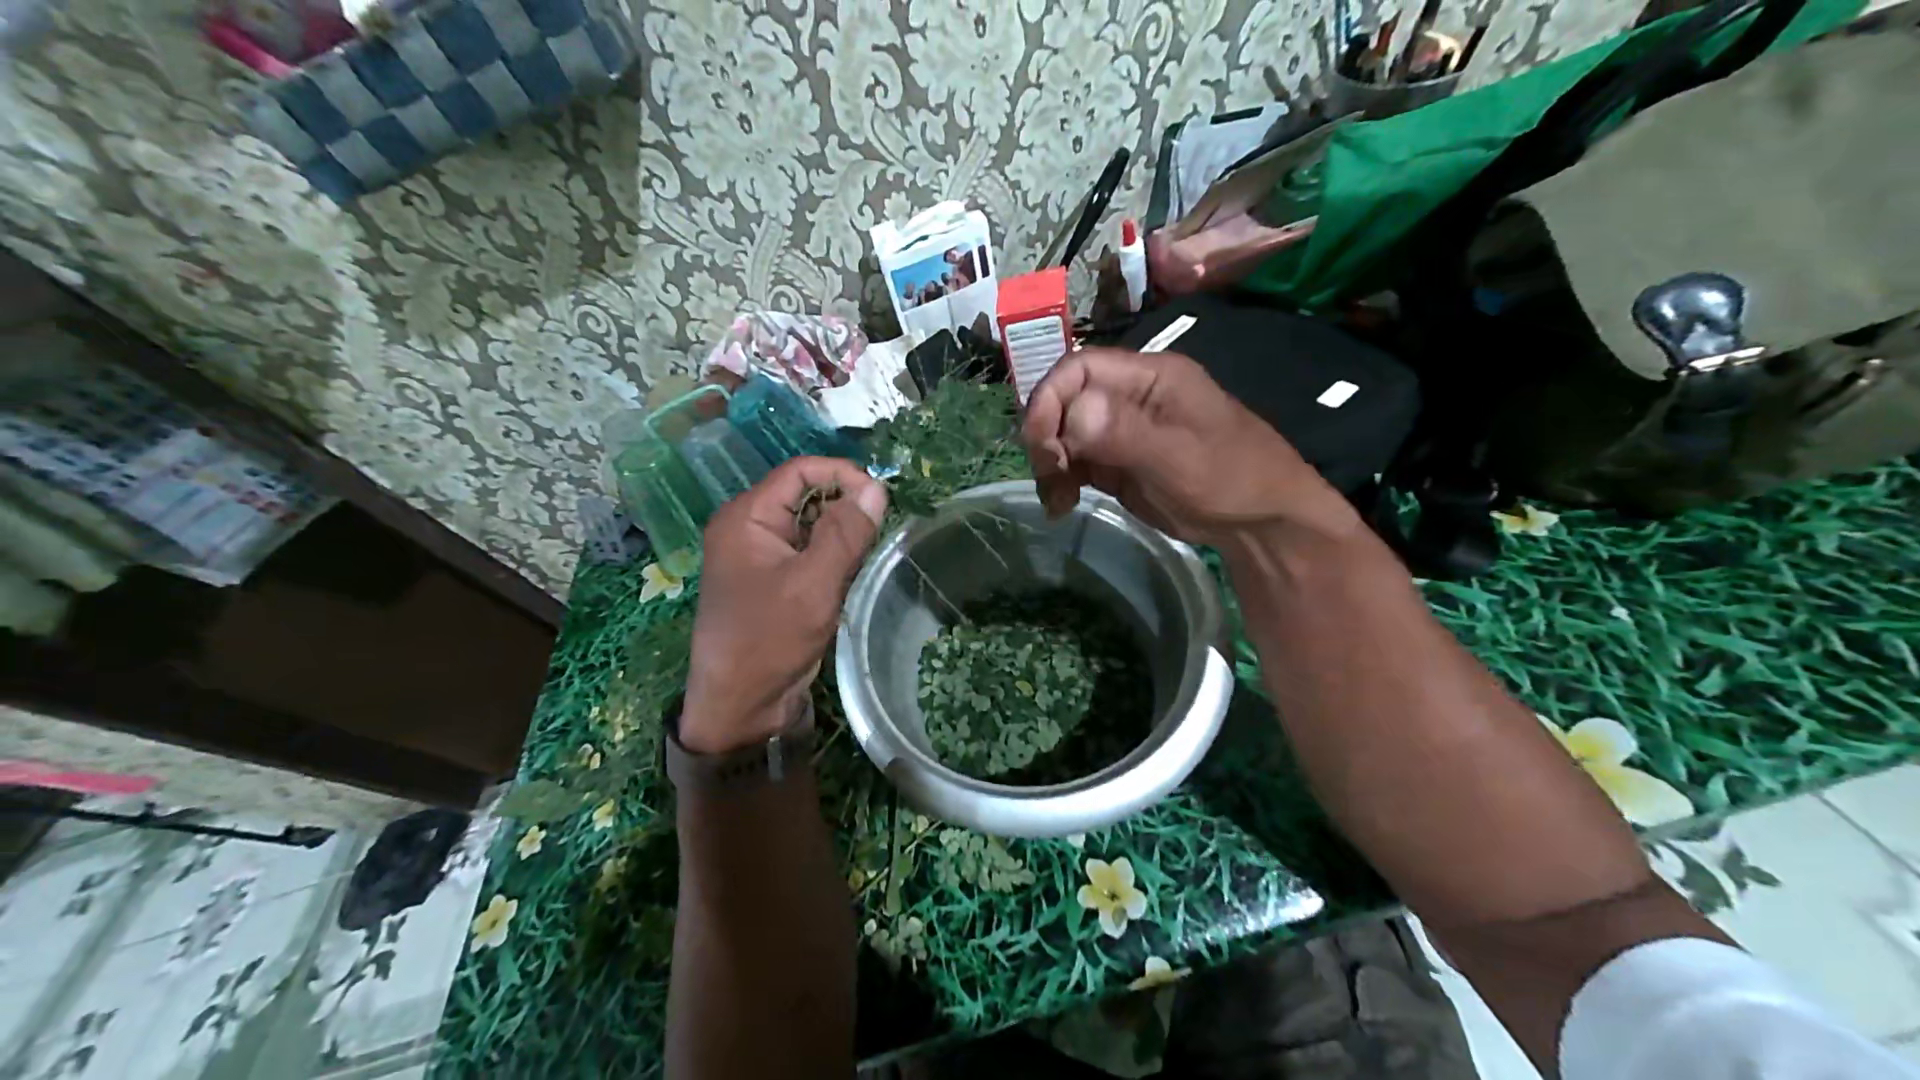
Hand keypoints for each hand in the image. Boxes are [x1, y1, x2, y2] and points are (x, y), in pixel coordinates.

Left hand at [682, 457, 888, 754]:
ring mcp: (761, 557)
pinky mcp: (775, 581)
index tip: (881, 498)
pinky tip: (851, 576)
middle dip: (844, 505)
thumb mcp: (812, 584)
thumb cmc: (767, 641)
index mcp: (745, 518)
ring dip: (842, 534)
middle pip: (805, 495)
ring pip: (811, 526)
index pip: (799, 471)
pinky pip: (809, 553)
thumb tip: (876, 488)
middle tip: (879, 530)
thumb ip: (845, 533)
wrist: (738, 707)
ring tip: (867, 555)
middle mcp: (749, 529)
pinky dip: (833, 557)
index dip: (842, 475)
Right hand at [1021, 348, 1358, 545]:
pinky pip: (1075, 463)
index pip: (1080, 368)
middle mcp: (1129, 397)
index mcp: (1149, 377)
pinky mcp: (1116, 463)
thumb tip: (1072, 412)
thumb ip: (1125, 431)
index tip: (1040, 442)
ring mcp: (1121, 431)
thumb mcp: (1178, 456)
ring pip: (1064, 434)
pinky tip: (1062, 506)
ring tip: (1058, 499)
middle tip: (1050, 474)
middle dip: (1047, 436)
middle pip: (1065, 401)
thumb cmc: (1230, 479)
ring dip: (1051, 464)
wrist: (1259, 523)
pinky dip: (1061, 482)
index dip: (1050, 398)